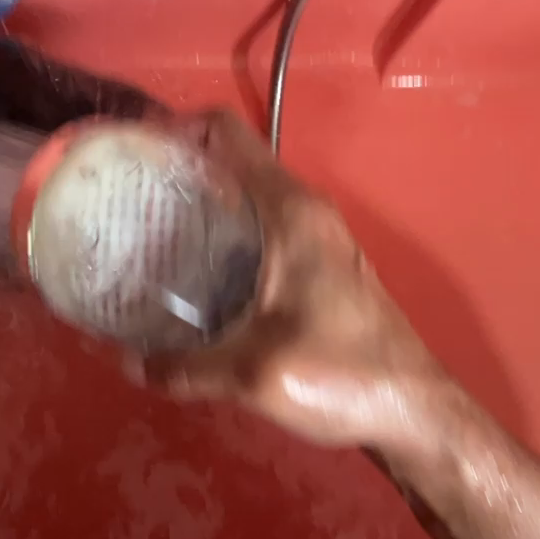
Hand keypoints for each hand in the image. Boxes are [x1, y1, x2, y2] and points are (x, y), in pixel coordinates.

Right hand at [135, 109, 463, 453]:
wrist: (413, 410)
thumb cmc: (343, 374)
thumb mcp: (252, 373)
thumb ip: (183, 367)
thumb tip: (126, 362)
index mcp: (290, 210)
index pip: (228, 133)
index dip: (177, 129)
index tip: (133, 153)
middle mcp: (304, 210)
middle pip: (232, 162)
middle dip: (178, 172)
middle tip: (126, 203)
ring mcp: (315, 237)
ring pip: (245, 197)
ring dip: (198, 206)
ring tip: (145, 236)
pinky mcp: (317, 265)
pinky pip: (258, 228)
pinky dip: (221, 234)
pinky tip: (189, 275)